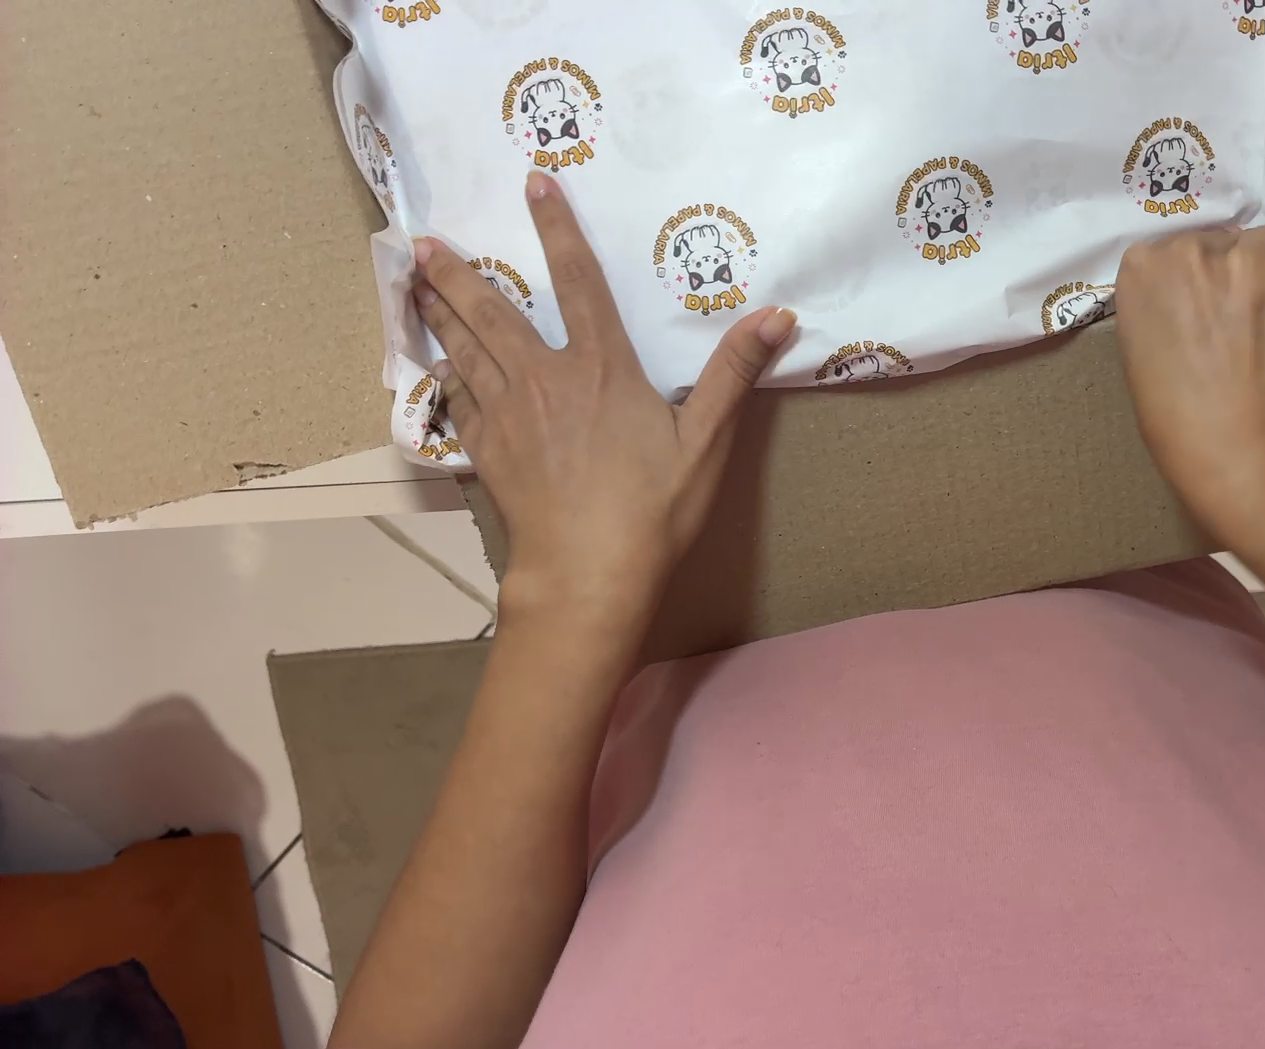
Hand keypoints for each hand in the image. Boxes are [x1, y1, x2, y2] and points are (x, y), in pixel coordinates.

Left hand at [411, 171, 795, 636]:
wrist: (589, 571)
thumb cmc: (654, 507)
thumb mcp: (707, 440)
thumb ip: (735, 374)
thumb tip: (777, 316)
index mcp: (601, 370)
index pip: (580, 284)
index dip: (560, 231)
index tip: (535, 185)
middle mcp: (544, 379)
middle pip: (492, 312)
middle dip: (458, 272)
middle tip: (426, 240)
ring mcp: (507, 414)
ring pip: (462, 348)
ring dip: (436, 310)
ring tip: (411, 281)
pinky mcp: (487, 450)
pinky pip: (456, 398)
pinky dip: (443, 373)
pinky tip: (436, 365)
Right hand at [1114, 225, 1264, 547]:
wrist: (1226, 435)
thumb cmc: (1169, 411)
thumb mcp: (1139, 349)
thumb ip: (1159, 309)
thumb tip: (1189, 305)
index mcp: (1140, 269)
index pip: (1169, 250)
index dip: (1189, 277)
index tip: (1196, 305)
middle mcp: (1190, 250)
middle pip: (1219, 241)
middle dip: (1227, 269)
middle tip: (1235, 314)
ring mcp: (1246, 258)